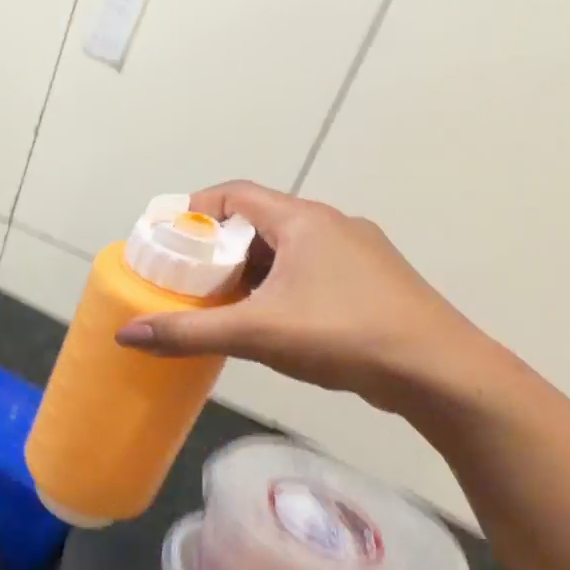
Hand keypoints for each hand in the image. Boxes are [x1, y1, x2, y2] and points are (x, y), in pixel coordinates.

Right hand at [116, 181, 495, 413]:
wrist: (444, 375)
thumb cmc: (344, 335)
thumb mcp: (255, 333)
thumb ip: (187, 332)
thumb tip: (126, 334)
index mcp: (304, 221)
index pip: (234, 194)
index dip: (193, 209)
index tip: (166, 238)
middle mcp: (332, 225)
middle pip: (256, 221)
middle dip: (214, 247)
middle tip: (184, 277)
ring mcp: (358, 254)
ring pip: (283, 249)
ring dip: (245, 270)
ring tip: (217, 303)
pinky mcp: (372, 283)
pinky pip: (308, 270)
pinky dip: (275, 285)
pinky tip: (265, 319)